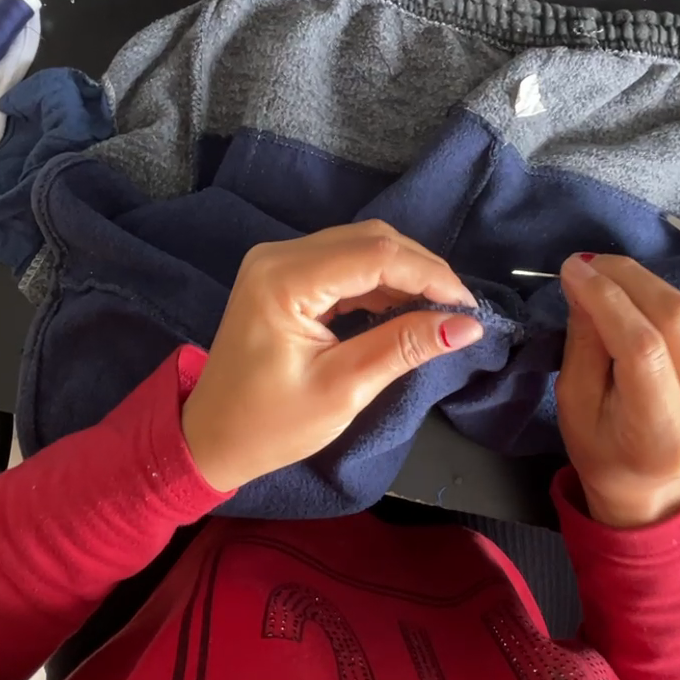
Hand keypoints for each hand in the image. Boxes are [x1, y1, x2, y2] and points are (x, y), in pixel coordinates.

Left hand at [182, 221, 485, 491]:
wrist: (210, 438)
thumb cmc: (270, 425)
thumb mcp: (344, 389)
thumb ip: (403, 347)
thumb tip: (467, 325)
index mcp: (284, 279)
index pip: (375, 255)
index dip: (430, 274)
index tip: (469, 306)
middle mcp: (278, 255)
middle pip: (369, 241)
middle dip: (421, 270)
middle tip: (459, 310)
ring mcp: (278, 262)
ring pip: (359, 248)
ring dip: (404, 275)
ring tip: (440, 311)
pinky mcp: (284, 275)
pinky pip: (343, 265)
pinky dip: (379, 283)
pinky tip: (406, 307)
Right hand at [556, 254, 679, 527]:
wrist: (644, 484)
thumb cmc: (597, 446)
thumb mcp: (573, 401)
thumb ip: (584, 343)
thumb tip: (585, 284)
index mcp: (661, 435)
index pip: (643, 349)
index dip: (608, 300)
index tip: (574, 270)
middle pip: (677, 322)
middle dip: (630, 279)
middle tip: (589, 262)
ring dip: (644, 283)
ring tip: (604, 272)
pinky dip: (658, 302)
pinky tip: (630, 296)